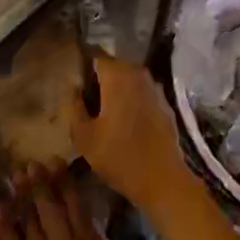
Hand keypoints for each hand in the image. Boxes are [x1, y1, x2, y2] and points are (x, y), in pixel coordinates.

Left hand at [0, 163, 123, 239]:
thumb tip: (89, 231)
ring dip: (25, 199)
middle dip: (42, 186)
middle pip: (53, 210)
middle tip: (32, 163)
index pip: (77, 208)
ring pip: (34, 224)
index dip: (66, 183)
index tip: (57, 161)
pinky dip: (4, 228)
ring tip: (16, 176)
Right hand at [67, 56, 191, 207]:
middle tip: (88, 102)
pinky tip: (127, 124)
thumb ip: (74, 109)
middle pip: (113, 67)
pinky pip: (143, 95)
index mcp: (117, 75)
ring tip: (106, 114)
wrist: (164, 182)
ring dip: (118, 91)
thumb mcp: (84, 137)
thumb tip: (74, 92)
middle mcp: (138, 74)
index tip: (76, 86)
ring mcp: (155, 88)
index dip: (83, 69)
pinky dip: (133, 102)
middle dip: (100, 80)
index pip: (95, 56)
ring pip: (129, 81)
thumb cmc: (120, 157)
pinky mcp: (165, 105)